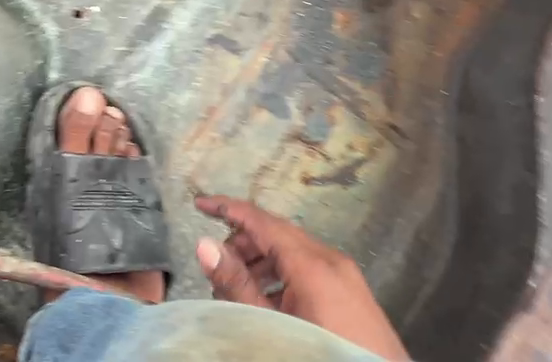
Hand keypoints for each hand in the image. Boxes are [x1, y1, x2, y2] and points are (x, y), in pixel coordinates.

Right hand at [194, 195, 408, 361]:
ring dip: (262, 260)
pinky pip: (310, 268)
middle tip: (216, 264)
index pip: (260, 219)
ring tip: (237, 288)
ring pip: (293, 251)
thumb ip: (237, 285)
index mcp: (311, 262)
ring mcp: (346, 277)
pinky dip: (283, 274)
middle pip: (277, 233)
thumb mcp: (271, 326)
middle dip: (242, 241)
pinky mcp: (353, 295)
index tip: (198, 204)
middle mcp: (330, 259)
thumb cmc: (319, 356)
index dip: (227, 208)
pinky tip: (269, 302)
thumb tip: (203, 244)